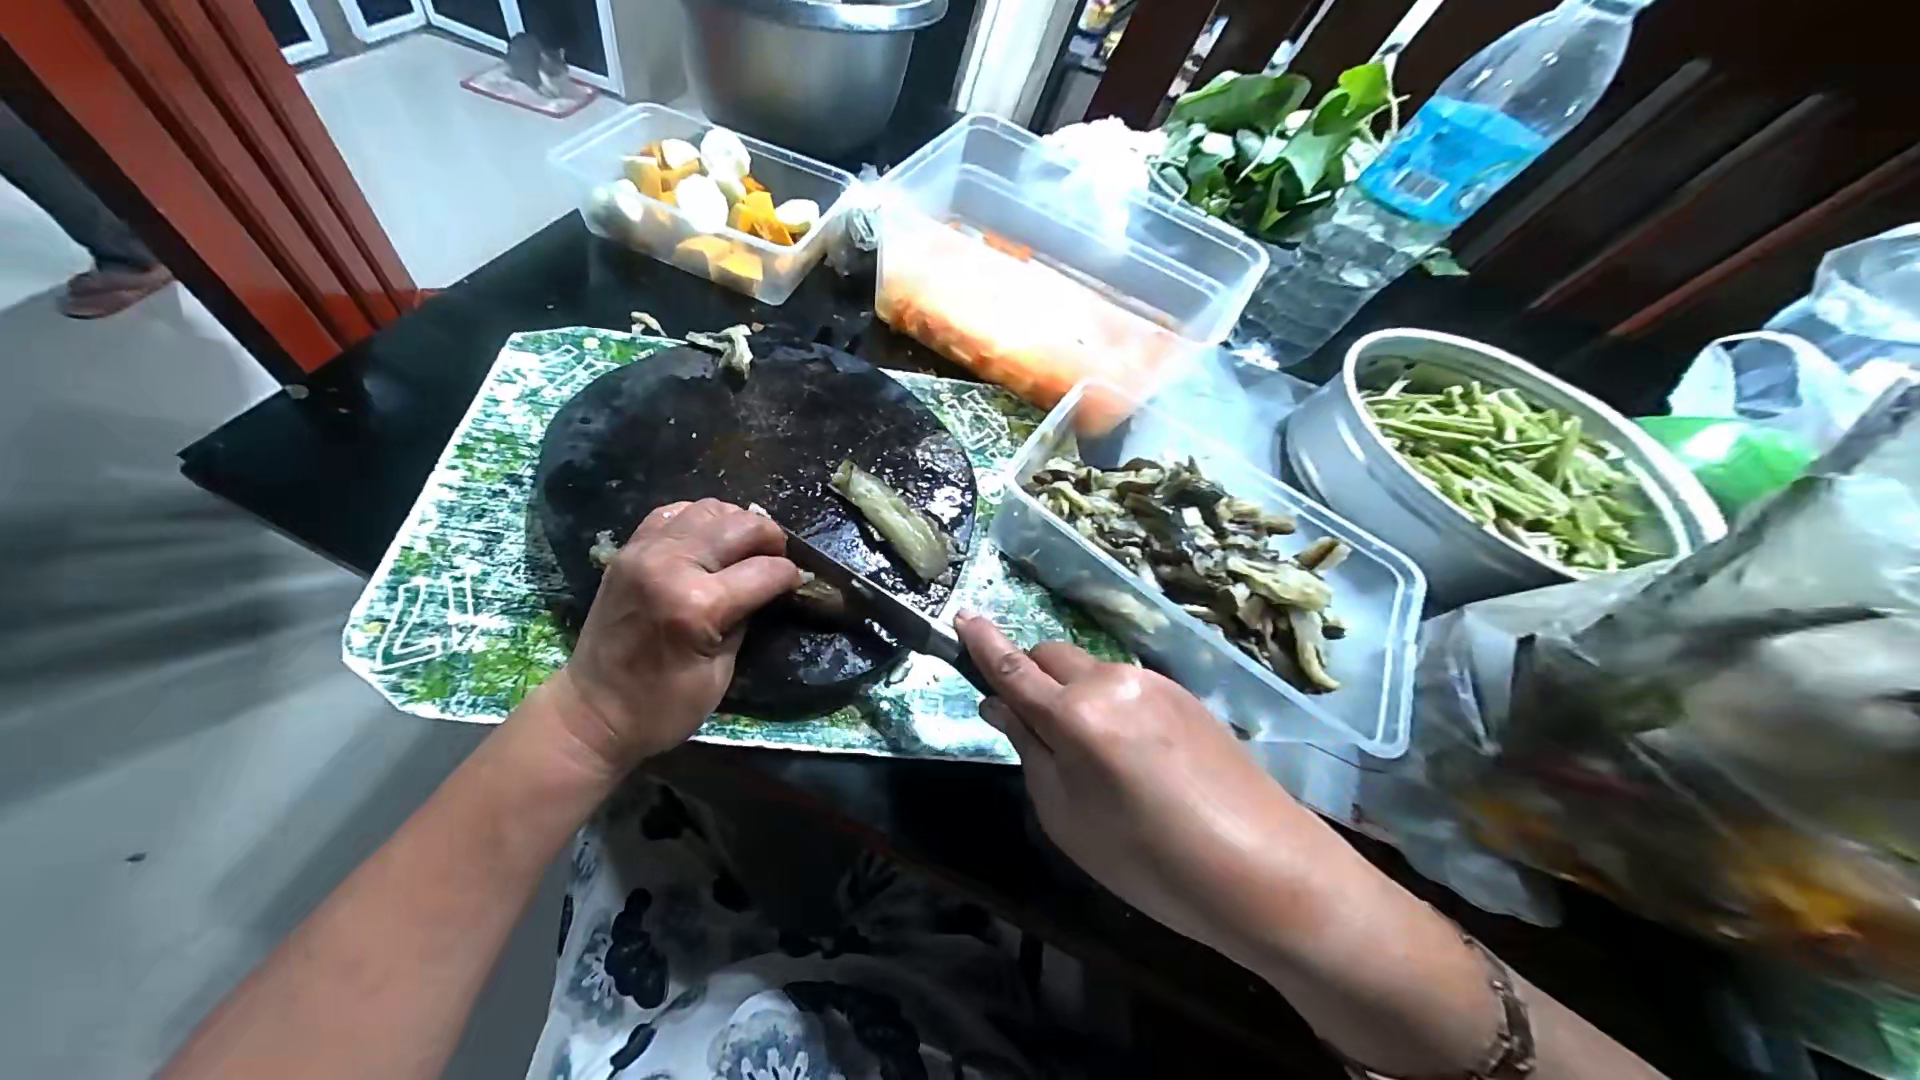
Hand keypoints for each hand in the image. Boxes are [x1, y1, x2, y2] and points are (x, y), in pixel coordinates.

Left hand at [547, 500, 798, 773]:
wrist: (590, 712)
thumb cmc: (663, 706)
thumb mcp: (721, 671)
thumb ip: (747, 618)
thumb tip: (772, 587)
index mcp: (697, 605)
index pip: (766, 570)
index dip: (790, 575)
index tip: (799, 583)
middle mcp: (670, 565)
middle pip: (741, 525)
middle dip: (771, 539)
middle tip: (778, 559)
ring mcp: (644, 552)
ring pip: (709, 509)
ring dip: (737, 524)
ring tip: (745, 548)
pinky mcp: (629, 550)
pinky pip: (675, 514)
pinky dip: (701, 521)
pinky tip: (710, 542)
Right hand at [955, 613, 1341, 959]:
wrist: (1264, 869)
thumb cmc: (1148, 860)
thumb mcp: (1066, 817)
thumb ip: (1028, 749)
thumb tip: (1000, 705)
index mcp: (1075, 715)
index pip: (1014, 667)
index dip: (983, 643)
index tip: (963, 617)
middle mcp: (1111, 681)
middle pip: (1051, 657)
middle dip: (1031, 676)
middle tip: (1032, 726)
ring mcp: (1152, 682)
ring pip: (1089, 671)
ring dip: (1071, 694)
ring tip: (1091, 756)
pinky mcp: (1183, 692)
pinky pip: (1124, 685)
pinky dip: (1106, 704)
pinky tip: (1131, 755)